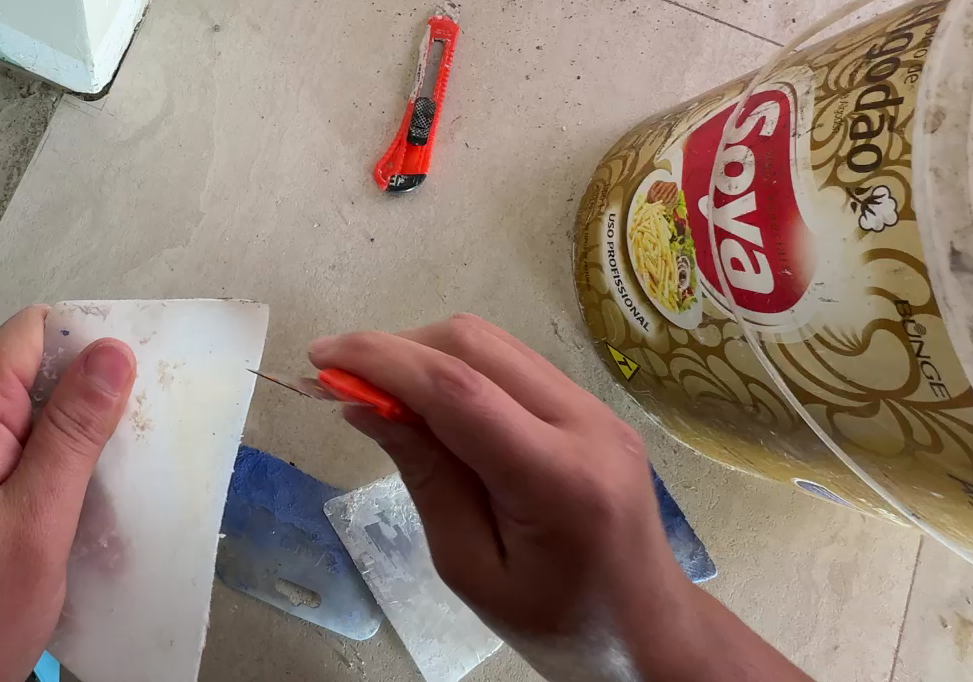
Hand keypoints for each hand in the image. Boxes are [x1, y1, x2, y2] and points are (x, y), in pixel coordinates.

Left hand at [0, 306, 136, 681]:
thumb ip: (73, 431)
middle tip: (136, 436)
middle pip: (30, 369)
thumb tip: (113, 348)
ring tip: (116, 474)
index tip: (136, 379)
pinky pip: (13, 448)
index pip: (30, 332)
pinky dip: (50, 465)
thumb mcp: (36, 521)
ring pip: (27, 411)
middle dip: (85, 394)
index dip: (85, 342)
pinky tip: (80, 501)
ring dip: (72, 437)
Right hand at [311, 314, 809, 681]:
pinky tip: (427, 396)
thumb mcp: (467, 565)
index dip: (380, 360)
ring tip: (382, 388)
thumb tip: (361, 402)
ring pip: (485, 338)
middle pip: (471, 343)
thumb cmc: (555, 623)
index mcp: (560, 483)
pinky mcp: (586, 401)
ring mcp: (593, 406)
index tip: (321, 359)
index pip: (457, 390)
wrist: (652, 635)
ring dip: (419, 349)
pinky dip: (449, 359)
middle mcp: (585, 425)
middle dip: (394, 347)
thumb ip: (421, 474)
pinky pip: (503, 355)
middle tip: (346, 378)